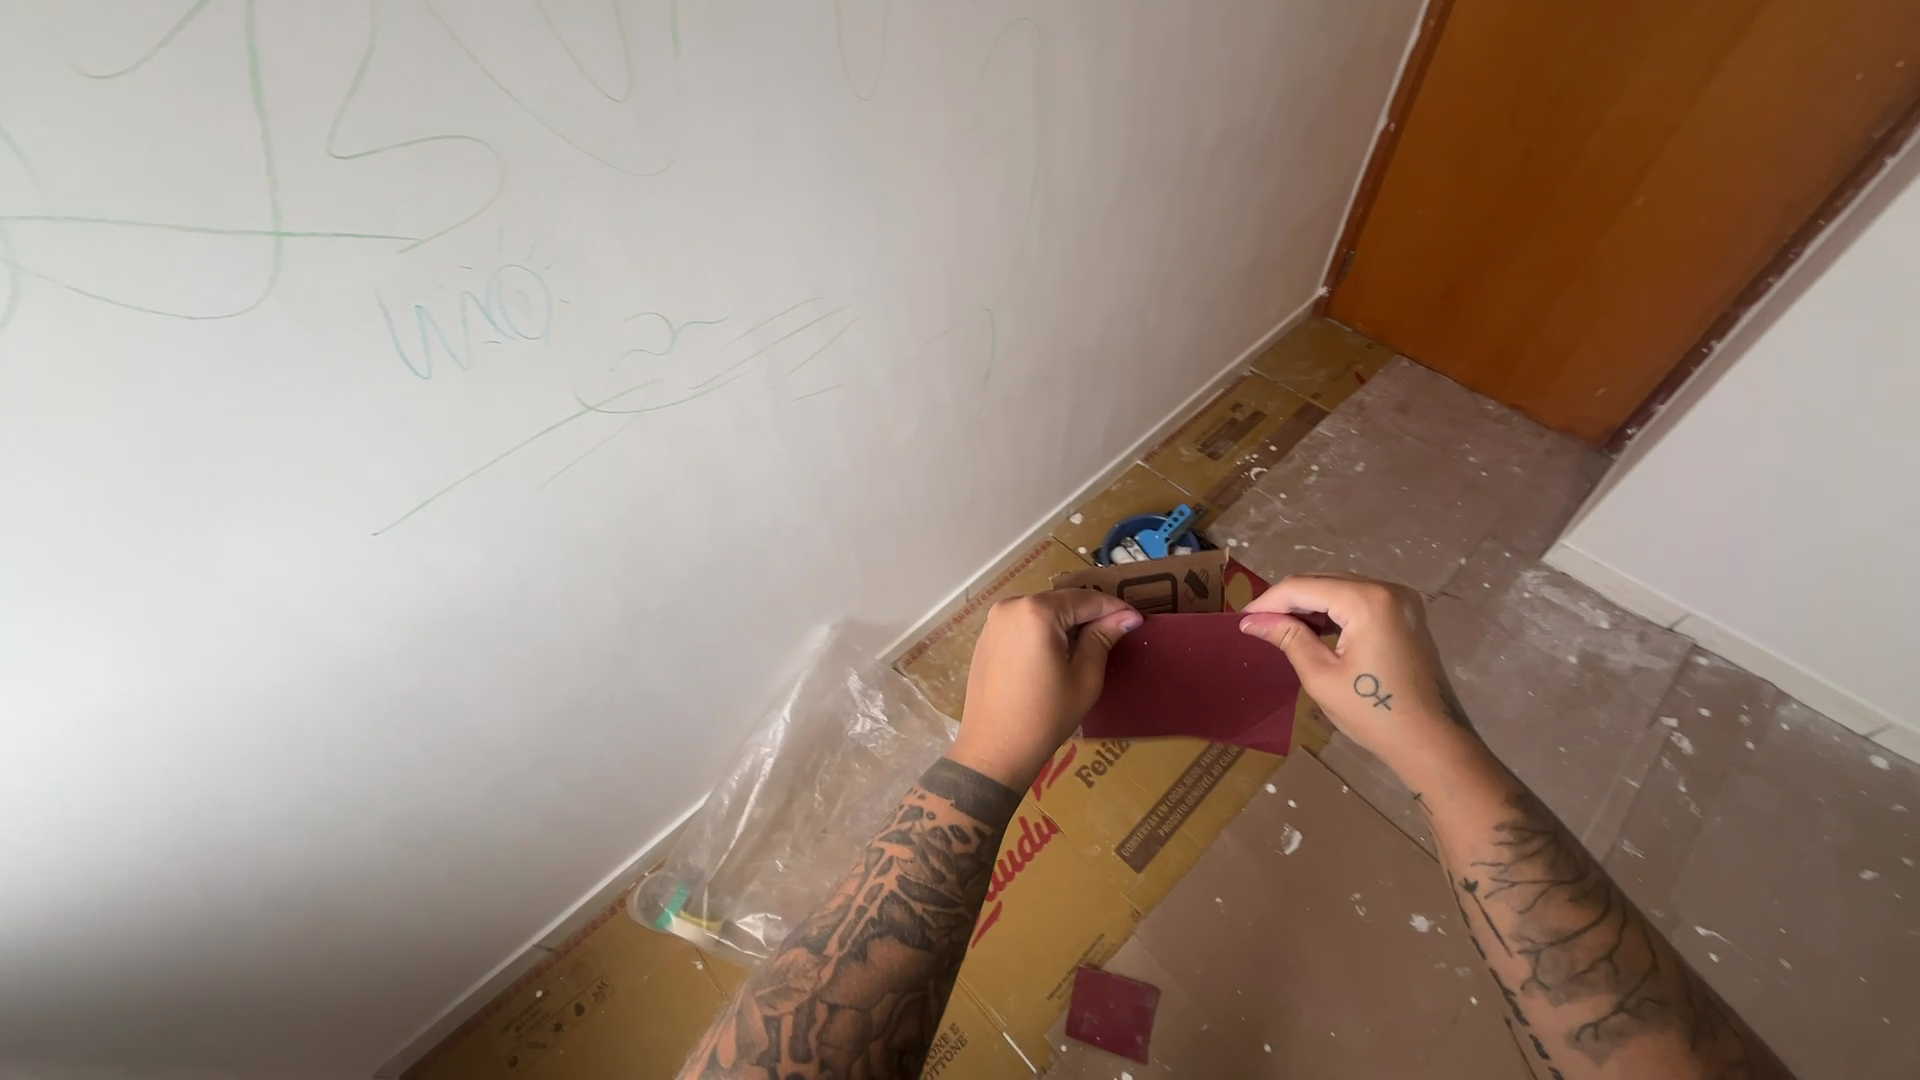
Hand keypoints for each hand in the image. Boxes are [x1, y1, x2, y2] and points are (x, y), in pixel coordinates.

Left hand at [950, 589, 1142, 789]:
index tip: (1137, 619)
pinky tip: (1059, 652)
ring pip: (1042, 610)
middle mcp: (1011, 606)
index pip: (1085, 598)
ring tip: (1091, 643)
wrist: (994, 749)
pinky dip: (1044, 630)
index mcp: (1036, 611)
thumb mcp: (1084, 677)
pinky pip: (1023, 623)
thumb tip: (1127, 617)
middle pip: (1061, 601)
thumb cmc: (1045, 716)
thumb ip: (1103, 638)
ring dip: (1067, 621)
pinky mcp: (986, 637)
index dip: (1114, 608)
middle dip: (1090, 613)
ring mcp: (994, 621)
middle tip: (1117, 631)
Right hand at [1238, 574, 1469, 770]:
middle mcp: (1387, 590)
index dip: (1268, 601)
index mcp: (1367, 601)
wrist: (1432, 742)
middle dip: (1287, 601)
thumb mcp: (1320, 675)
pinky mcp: (1406, 614)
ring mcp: (1401, 601)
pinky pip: (1358, 601)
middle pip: (1322, 582)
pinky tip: (1312, 629)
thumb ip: (1287, 637)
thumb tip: (1250, 621)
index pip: (1303, 587)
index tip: (1242, 619)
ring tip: (1278, 627)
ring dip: (1308, 605)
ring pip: (1338, 589)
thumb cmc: (1373, 712)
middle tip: (1257, 624)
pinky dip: (1332, 611)